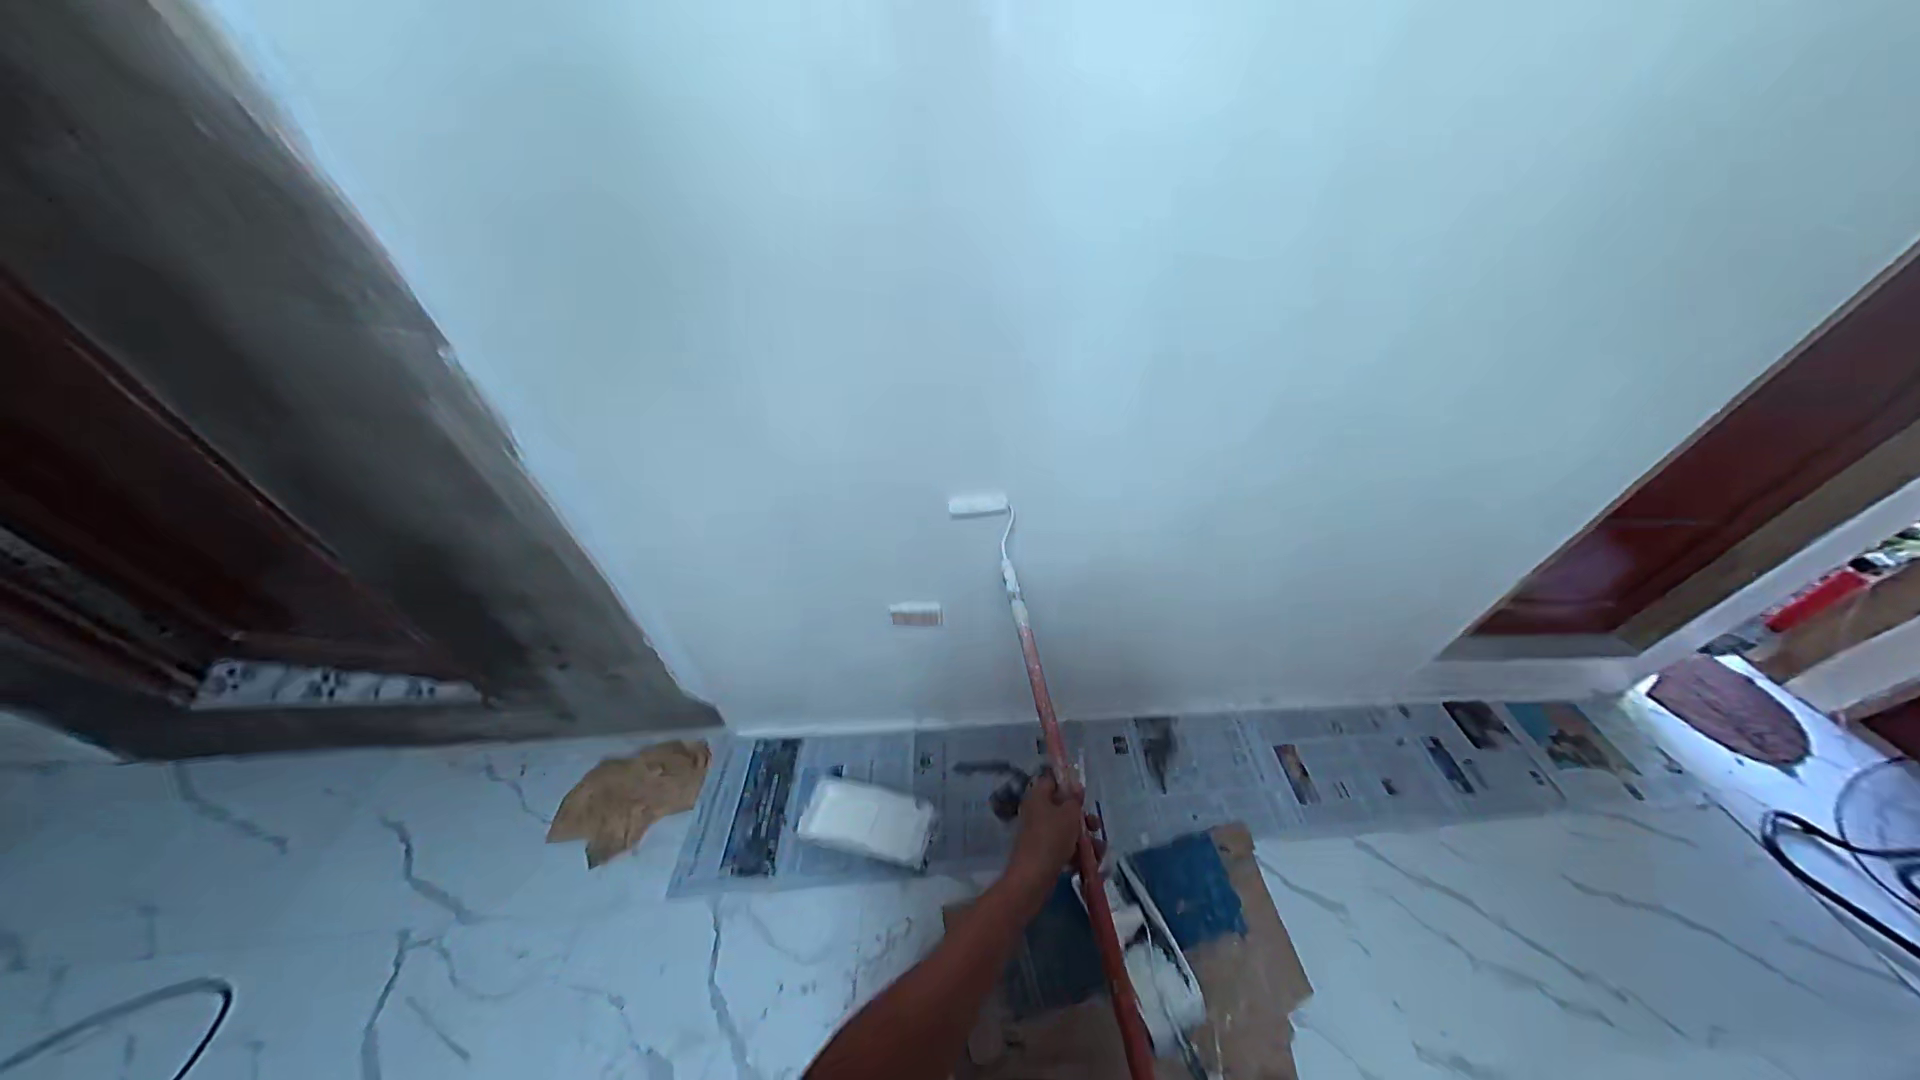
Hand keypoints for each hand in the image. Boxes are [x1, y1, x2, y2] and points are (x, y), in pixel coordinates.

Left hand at [1005, 770, 1096, 888]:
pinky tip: (1091, 862)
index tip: (1083, 795)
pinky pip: (1064, 847)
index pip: (1051, 781)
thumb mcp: (1069, 814)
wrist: (1033, 877)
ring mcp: (1039, 833)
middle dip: (1082, 817)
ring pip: (1066, 830)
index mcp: (1037, 796)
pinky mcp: (1044, 853)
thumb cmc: (1052, 838)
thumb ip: (1074, 800)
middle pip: (1062, 808)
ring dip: (1084, 838)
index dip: (1068, 785)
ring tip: (1099, 850)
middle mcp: (1036, 812)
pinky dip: (1077, 853)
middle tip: (1095, 825)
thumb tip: (1075, 787)